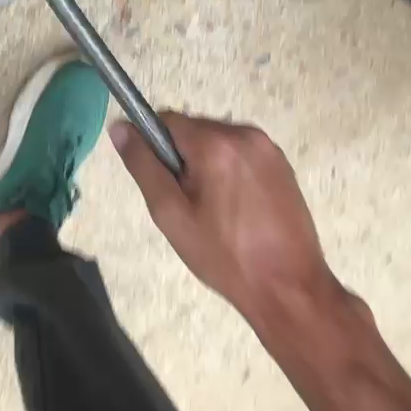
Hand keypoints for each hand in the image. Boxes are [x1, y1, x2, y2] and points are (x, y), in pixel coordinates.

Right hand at [111, 114, 339, 319]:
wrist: (291, 291)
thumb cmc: (224, 256)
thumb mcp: (171, 214)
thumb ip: (143, 165)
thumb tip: (119, 127)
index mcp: (215, 142)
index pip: (166, 120)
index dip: (156, 149)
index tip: (166, 185)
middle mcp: (244, 133)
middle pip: (193, 130)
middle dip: (184, 159)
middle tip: (190, 205)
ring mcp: (268, 148)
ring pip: (216, 141)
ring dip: (207, 165)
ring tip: (216, 211)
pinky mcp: (283, 164)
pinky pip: (240, 153)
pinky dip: (231, 172)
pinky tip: (238, 209)